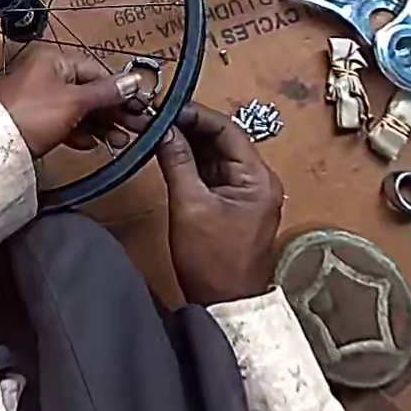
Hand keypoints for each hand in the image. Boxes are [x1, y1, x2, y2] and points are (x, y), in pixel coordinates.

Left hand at [0, 44, 137, 157]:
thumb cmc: (29, 115)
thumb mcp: (74, 101)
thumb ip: (105, 93)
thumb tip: (132, 81)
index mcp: (55, 61)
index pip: (97, 71)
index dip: (120, 90)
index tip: (140, 106)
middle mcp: (47, 75)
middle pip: (89, 90)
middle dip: (114, 111)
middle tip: (138, 127)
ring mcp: (40, 97)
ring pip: (79, 108)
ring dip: (101, 124)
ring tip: (120, 141)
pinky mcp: (35, 119)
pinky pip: (65, 122)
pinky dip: (80, 132)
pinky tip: (92, 143)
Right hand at [156, 102, 283, 304]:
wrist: (225, 304)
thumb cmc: (213, 260)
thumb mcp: (189, 205)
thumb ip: (176, 160)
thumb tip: (162, 127)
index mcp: (257, 178)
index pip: (226, 129)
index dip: (194, 113)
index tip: (163, 106)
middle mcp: (256, 178)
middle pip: (220, 137)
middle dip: (187, 123)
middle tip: (153, 114)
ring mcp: (243, 188)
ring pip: (212, 149)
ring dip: (184, 137)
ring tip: (154, 125)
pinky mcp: (229, 197)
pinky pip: (208, 165)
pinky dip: (186, 154)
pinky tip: (164, 146)